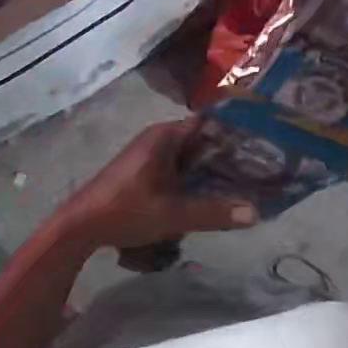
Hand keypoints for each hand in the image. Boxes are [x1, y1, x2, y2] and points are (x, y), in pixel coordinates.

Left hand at [52, 120, 257, 250]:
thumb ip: (214, 213)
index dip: (237, 132)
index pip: (209, 123)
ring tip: (247, 186)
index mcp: (164, 137)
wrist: (80, 225)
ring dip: (212, 171)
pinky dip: (194, 181)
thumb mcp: (173, 215)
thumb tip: (255, 212)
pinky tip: (212, 198)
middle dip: (229, 156)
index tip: (268, 142)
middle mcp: (156, 140)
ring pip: (190, 159)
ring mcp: (147, 156)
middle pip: (202, 142)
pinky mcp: (142, 173)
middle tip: (265, 171)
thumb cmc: (125, 211)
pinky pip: (177, 171)